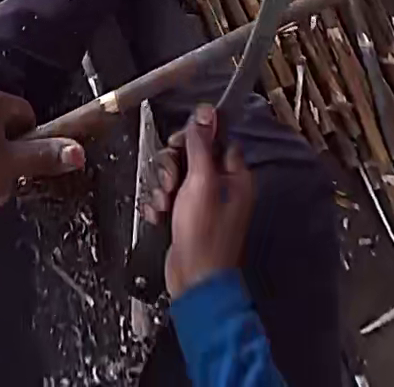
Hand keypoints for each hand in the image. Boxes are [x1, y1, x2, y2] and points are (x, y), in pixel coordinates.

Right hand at [145, 105, 254, 296]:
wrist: (194, 281)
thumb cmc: (204, 234)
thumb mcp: (201, 181)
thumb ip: (201, 145)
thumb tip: (206, 112)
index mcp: (234, 176)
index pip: (213, 139)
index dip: (193, 139)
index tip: (179, 145)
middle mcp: (220, 186)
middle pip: (189, 155)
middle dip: (171, 165)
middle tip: (171, 182)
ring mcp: (202, 201)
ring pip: (174, 173)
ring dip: (162, 185)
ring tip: (165, 203)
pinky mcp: (185, 214)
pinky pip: (166, 194)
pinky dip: (159, 202)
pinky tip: (160, 214)